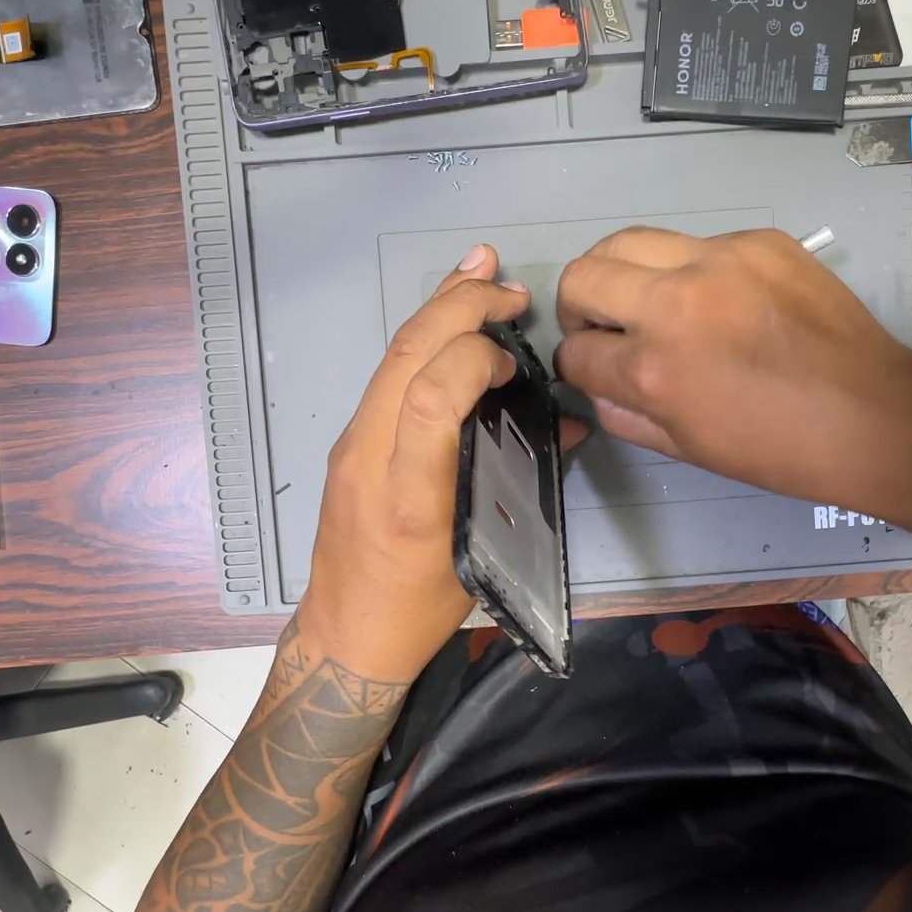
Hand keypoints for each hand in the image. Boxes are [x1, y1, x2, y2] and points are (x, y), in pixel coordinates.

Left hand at [301, 245, 525, 683]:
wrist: (346, 634)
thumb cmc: (420, 608)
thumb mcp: (483, 552)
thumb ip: (519, 482)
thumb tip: (565, 428)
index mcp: (408, 495)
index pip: (430, 397)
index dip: (473, 357)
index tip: (512, 358)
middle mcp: (368, 457)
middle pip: (404, 356)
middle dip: (457, 306)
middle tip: (507, 286)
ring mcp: (351, 445)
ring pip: (390, 357)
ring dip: (437, 311)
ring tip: (479, 277)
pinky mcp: (348, 443)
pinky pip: (386, 377)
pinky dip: (422, 340)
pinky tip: (449, 326)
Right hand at [554, 227, 911, 510]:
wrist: (872, 413)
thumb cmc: (776, 448)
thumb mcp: (685, 448)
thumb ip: (624, 413)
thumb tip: (598, 382)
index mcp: (654, 368)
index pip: (575, 351)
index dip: (577, 366)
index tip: (596, 370)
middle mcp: (675, 301)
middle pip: (582, 275)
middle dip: (578, 308)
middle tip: (606, 329)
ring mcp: (719, 259)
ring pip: (626, 240)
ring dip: (619, 274)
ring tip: (646, 301)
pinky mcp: (757, 239)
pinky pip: (691, 243)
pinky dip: (683, 269)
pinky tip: (717, 299)